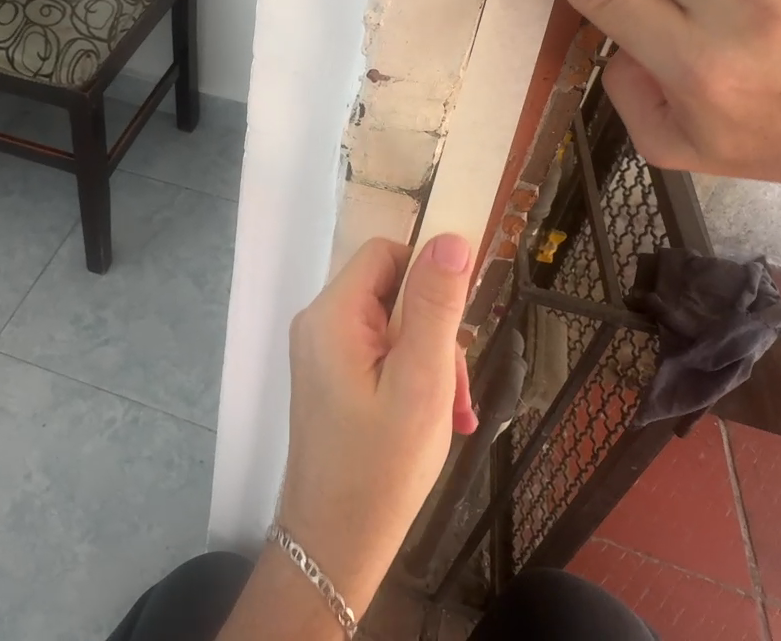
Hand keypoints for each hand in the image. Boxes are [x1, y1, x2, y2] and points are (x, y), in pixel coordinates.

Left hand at [274, 235, 478, 613]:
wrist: (335, 542)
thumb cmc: (381, 467)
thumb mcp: (421, 382)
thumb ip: (436, 308)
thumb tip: (451, 238)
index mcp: (332, 315)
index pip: (385, 254)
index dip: (428, 274)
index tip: (461, 320)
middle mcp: (319, 324)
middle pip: (392, 292)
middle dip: (435, 332)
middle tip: (458, 388)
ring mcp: (322, 352)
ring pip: (393, 326)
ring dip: (431, 361)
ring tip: (452, 412)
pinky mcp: (331, 378)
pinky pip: (380, 355)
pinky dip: (412, 378)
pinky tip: (435, 418)